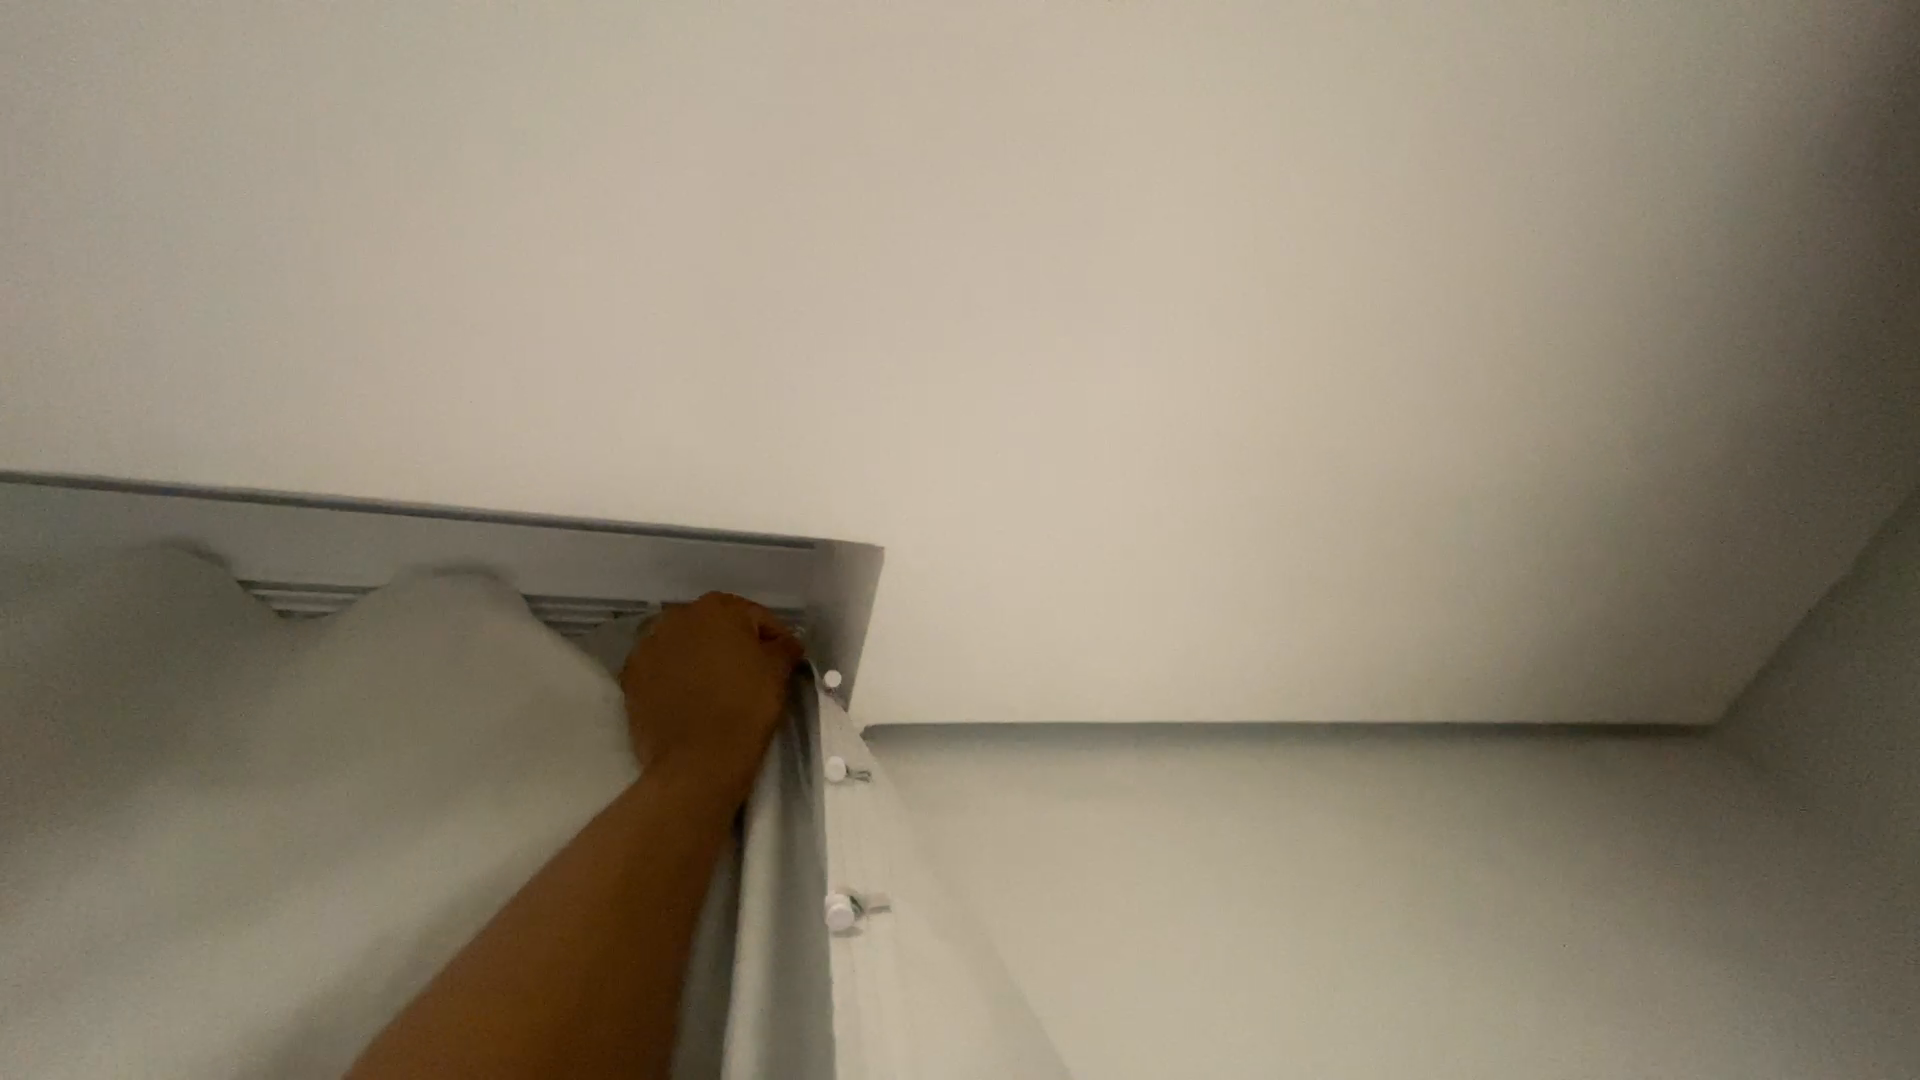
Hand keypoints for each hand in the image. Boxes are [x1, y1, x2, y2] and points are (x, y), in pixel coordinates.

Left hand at [619, 592, 804, 803]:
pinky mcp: (630, 677)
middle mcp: (676, 617)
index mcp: (716, 607)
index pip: (756, 617)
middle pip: (716, 626)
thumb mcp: (778, 671)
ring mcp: (647, 646)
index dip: (775, 639)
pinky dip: (677, 676)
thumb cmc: (745, 706)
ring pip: (686, 645)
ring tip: (718, 686)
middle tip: (752, 672)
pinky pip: (663, 669)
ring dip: (702, 658)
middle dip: (734, 644)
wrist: (698, 760)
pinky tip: (691, 697)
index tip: (785, 661)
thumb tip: (784, 644)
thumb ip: (784, 647)